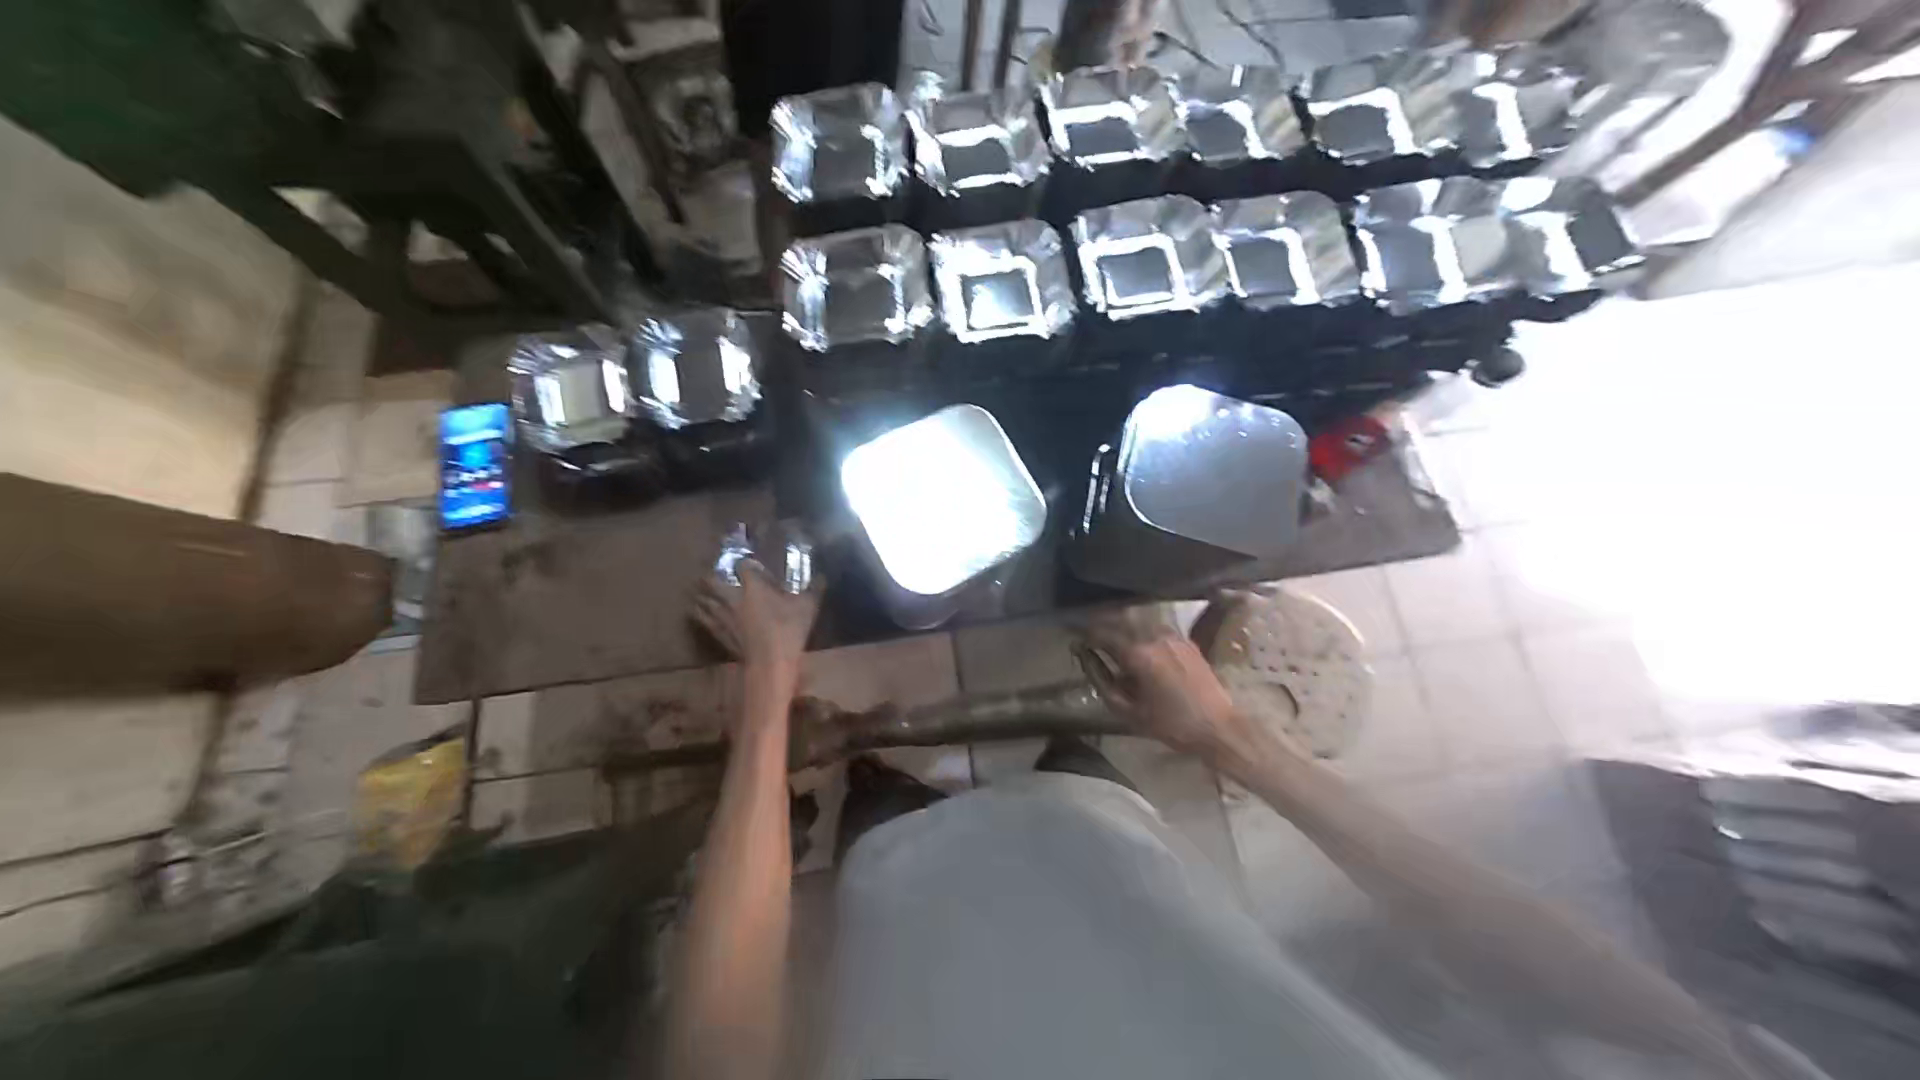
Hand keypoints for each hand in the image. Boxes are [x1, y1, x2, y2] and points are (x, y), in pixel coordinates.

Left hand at [693, 559, 821, 689]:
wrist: (770, 662)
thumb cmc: (789, 630)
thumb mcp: (808, 607)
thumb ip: (815, 589)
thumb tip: (824, 576)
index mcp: (753, 586)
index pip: (742, 565)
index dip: (745, 564)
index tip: (750, 566)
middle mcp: (732, 596)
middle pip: (710, 580)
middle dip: (712, 576)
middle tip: (719, 576)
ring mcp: (721, 615)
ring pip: (701, 599)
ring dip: (703, 594)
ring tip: (707, 593)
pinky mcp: (716, 632)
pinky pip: (701, 618)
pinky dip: (700, 613)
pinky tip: (703, 613)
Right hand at [1080, 606, 1271, 764]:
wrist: (1218, 727)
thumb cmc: (1170, 725)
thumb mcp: (1128, 710)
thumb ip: (1101, 680)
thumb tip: (1085, 656)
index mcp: (1137, 654)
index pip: (1101, 634)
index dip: (1085, 635)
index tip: (1076, 641)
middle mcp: (1153, 636)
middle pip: (1119, 620)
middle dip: (1101, 626)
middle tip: (1089, 636)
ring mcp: (1172, 635)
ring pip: (1138, 621)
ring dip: (1122, 626)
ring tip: (1112, 638)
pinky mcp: (1185, 640)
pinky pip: (1156, 628)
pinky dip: (1141, 630)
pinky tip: (1139, 643)